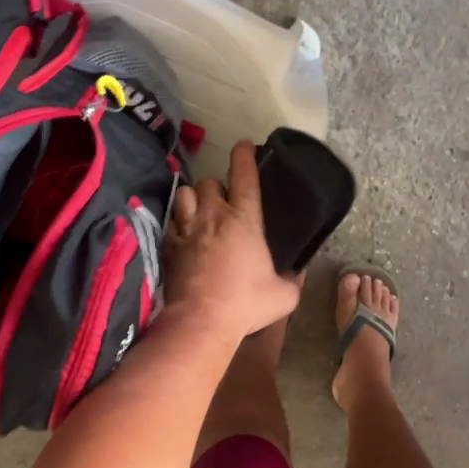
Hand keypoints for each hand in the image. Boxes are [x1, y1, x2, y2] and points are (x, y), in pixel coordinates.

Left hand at [162, 141, 300, 339]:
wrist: (200, 322)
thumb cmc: (246, 305)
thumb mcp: (284, 295)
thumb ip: (294, 278)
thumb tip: (299, 272)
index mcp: (244, 220)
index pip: (244, 175)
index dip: (244, 155)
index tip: (244, 145)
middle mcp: (213, 216)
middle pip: (210, 183)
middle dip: (217, 188)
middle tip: (224, 201)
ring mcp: (186, 230)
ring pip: (185, 195)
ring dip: (194, 199)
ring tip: (199, 211)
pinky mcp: (169, 247)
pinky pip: (171, 222)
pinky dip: (177, 224)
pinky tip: (183, 235)